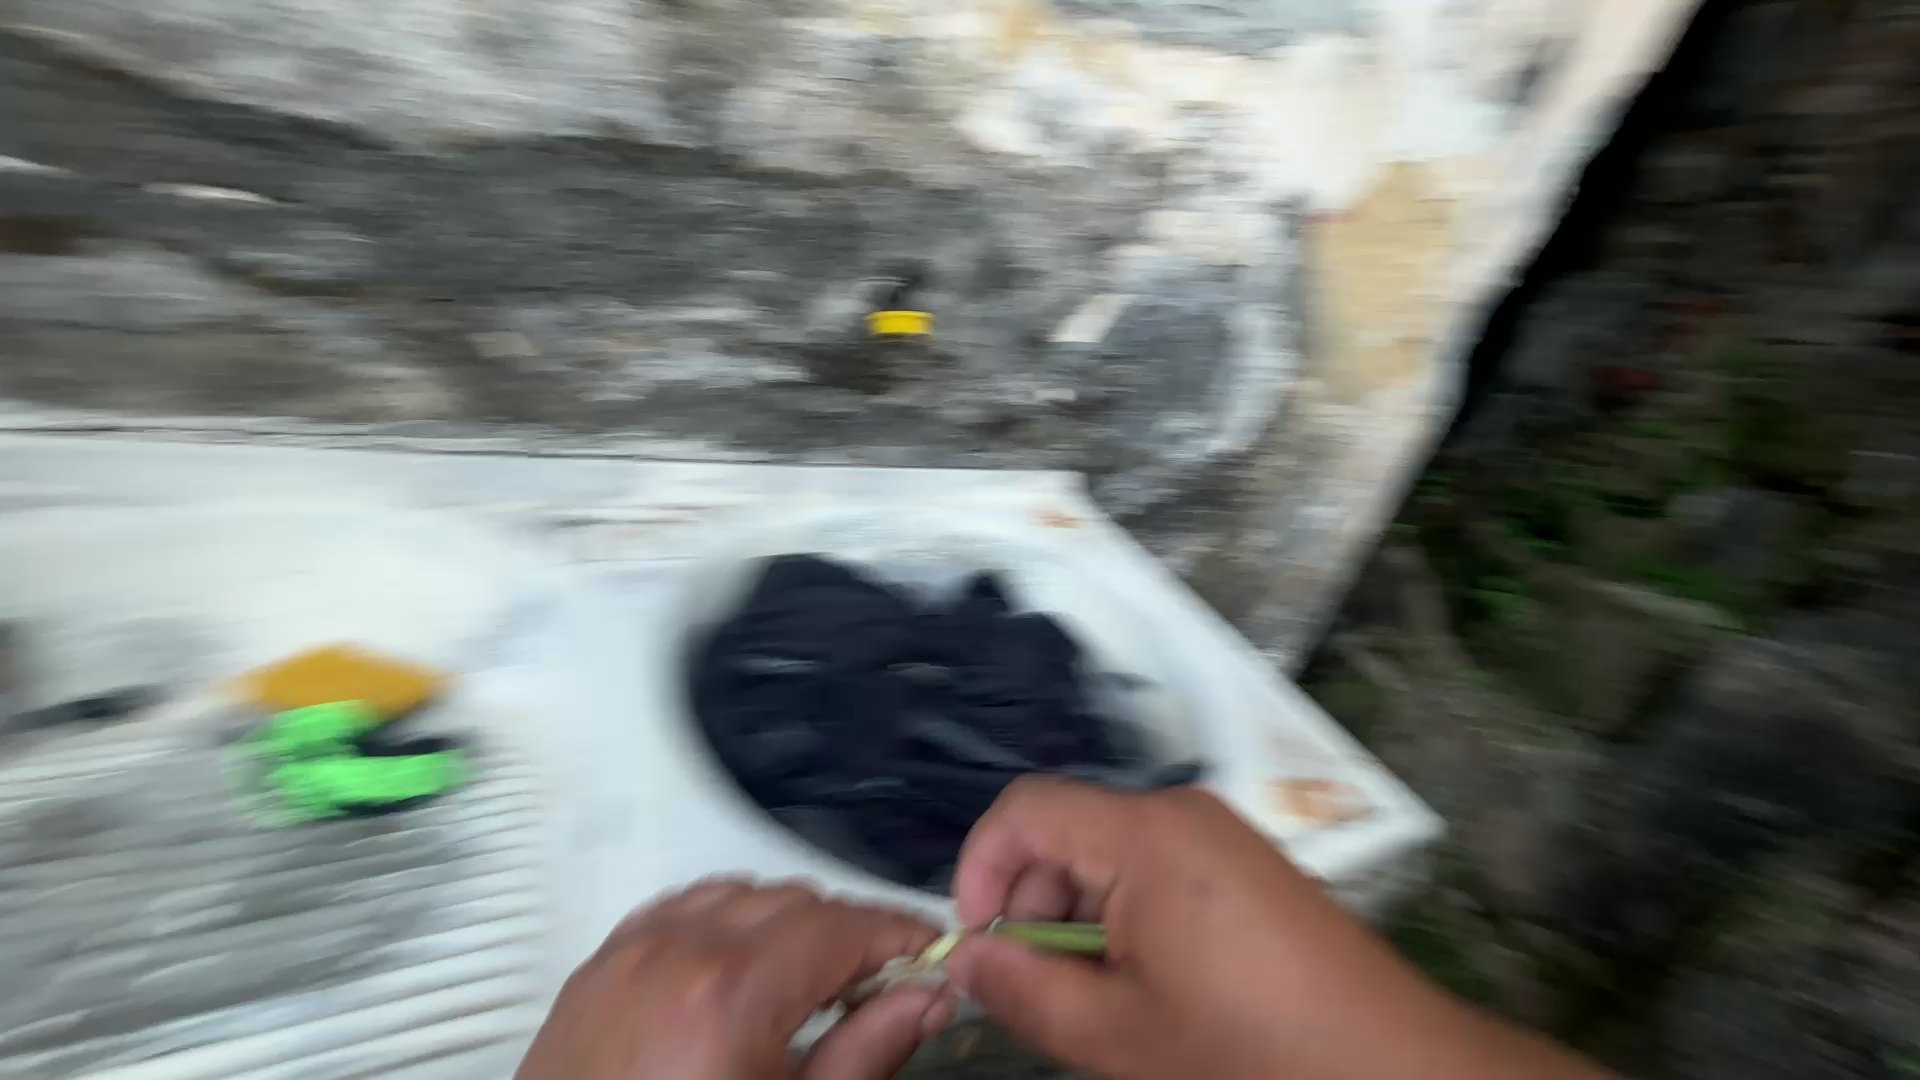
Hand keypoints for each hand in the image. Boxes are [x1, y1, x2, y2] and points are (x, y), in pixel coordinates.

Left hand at [517, 880, 955, 1079]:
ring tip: (805, 982)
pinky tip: (740, 963)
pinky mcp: (602, 961)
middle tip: (875, 987)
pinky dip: (728, 919)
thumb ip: (870, 1050)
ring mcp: (633, 948)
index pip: (844, 926)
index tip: (931, 951)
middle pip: (800, 902)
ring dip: (789, 923)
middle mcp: (680, 948)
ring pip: (745, 891)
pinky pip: (687, 904)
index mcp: (731, 991)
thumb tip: (928, 997)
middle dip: (846, 935)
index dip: (899, 934)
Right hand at [944, 778, 1505, 1079]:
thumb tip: (966, 956)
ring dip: (1074, 916)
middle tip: (1035, 986)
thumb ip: (1025, 989)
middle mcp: (1176, 809)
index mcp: (1143, 833)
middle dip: (1030, 902)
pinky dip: (1119, 913)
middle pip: (1064, 829)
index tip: (977, 940)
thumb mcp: (1120, 1035)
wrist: (1400, 1071)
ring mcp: (1212, 828)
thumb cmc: (1251, 1052)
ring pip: (1104, 851)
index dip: (980, 866)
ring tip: (1094, 997)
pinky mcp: (1235, 857)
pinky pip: (1147, 864)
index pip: (1025, 808)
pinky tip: (1139, 979)